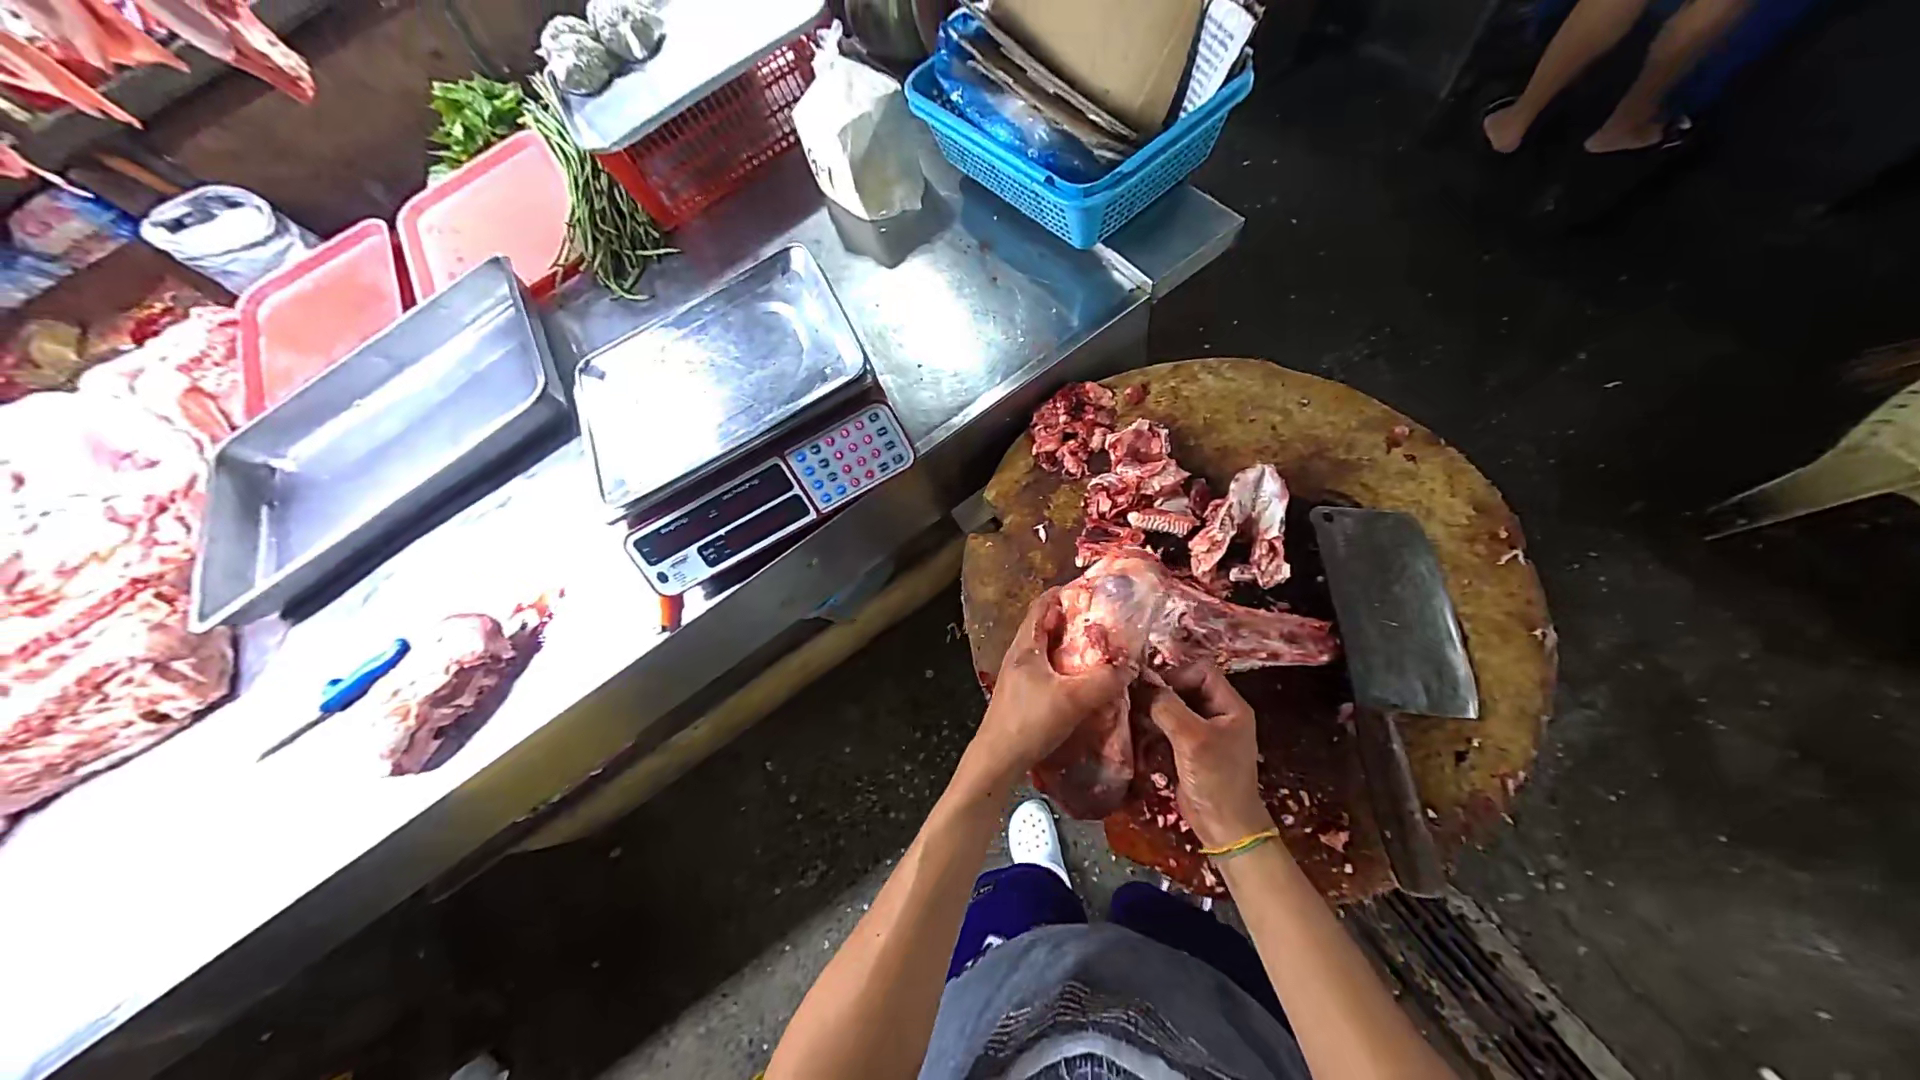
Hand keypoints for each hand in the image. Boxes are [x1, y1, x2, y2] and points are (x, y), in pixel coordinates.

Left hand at [968, 587, 1129, 786]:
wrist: (997, 760)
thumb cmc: (1030, 721)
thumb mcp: (1074, 699)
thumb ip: (1104, 680)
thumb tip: (1129, 666)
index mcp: (1025, 646)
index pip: (1042, 605)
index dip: (1064, 593)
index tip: (1091, 591)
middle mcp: (1018, 655)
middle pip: (1046, 626)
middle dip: (1073, 620)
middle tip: (1103, 620)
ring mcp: (1018, 676)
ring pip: (1047, 650)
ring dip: (1070, 646)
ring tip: (1098, 648)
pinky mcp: (1022, 695)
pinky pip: (1047, 670)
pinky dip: (1066, 667)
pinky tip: (1082, 680)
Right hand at [1142, 662, 1272, 849]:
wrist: (1224, 826)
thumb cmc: (1216, 779)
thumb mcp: (1192, 739)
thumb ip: (1168, 708)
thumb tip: (1144, 686)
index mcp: (1230, 706)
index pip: (1202, 671)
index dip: (1177, 675)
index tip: (1156, 691)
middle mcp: (1218, 713)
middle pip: (1186, 686)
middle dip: (1162, 691)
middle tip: (1139, 700)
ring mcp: (1204, 731)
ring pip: (1175, 705)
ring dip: (1155, 708)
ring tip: (1135, 714)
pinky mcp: (1189, 747)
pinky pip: (1169, 724)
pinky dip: (1154, 724)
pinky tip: (1139, 729)